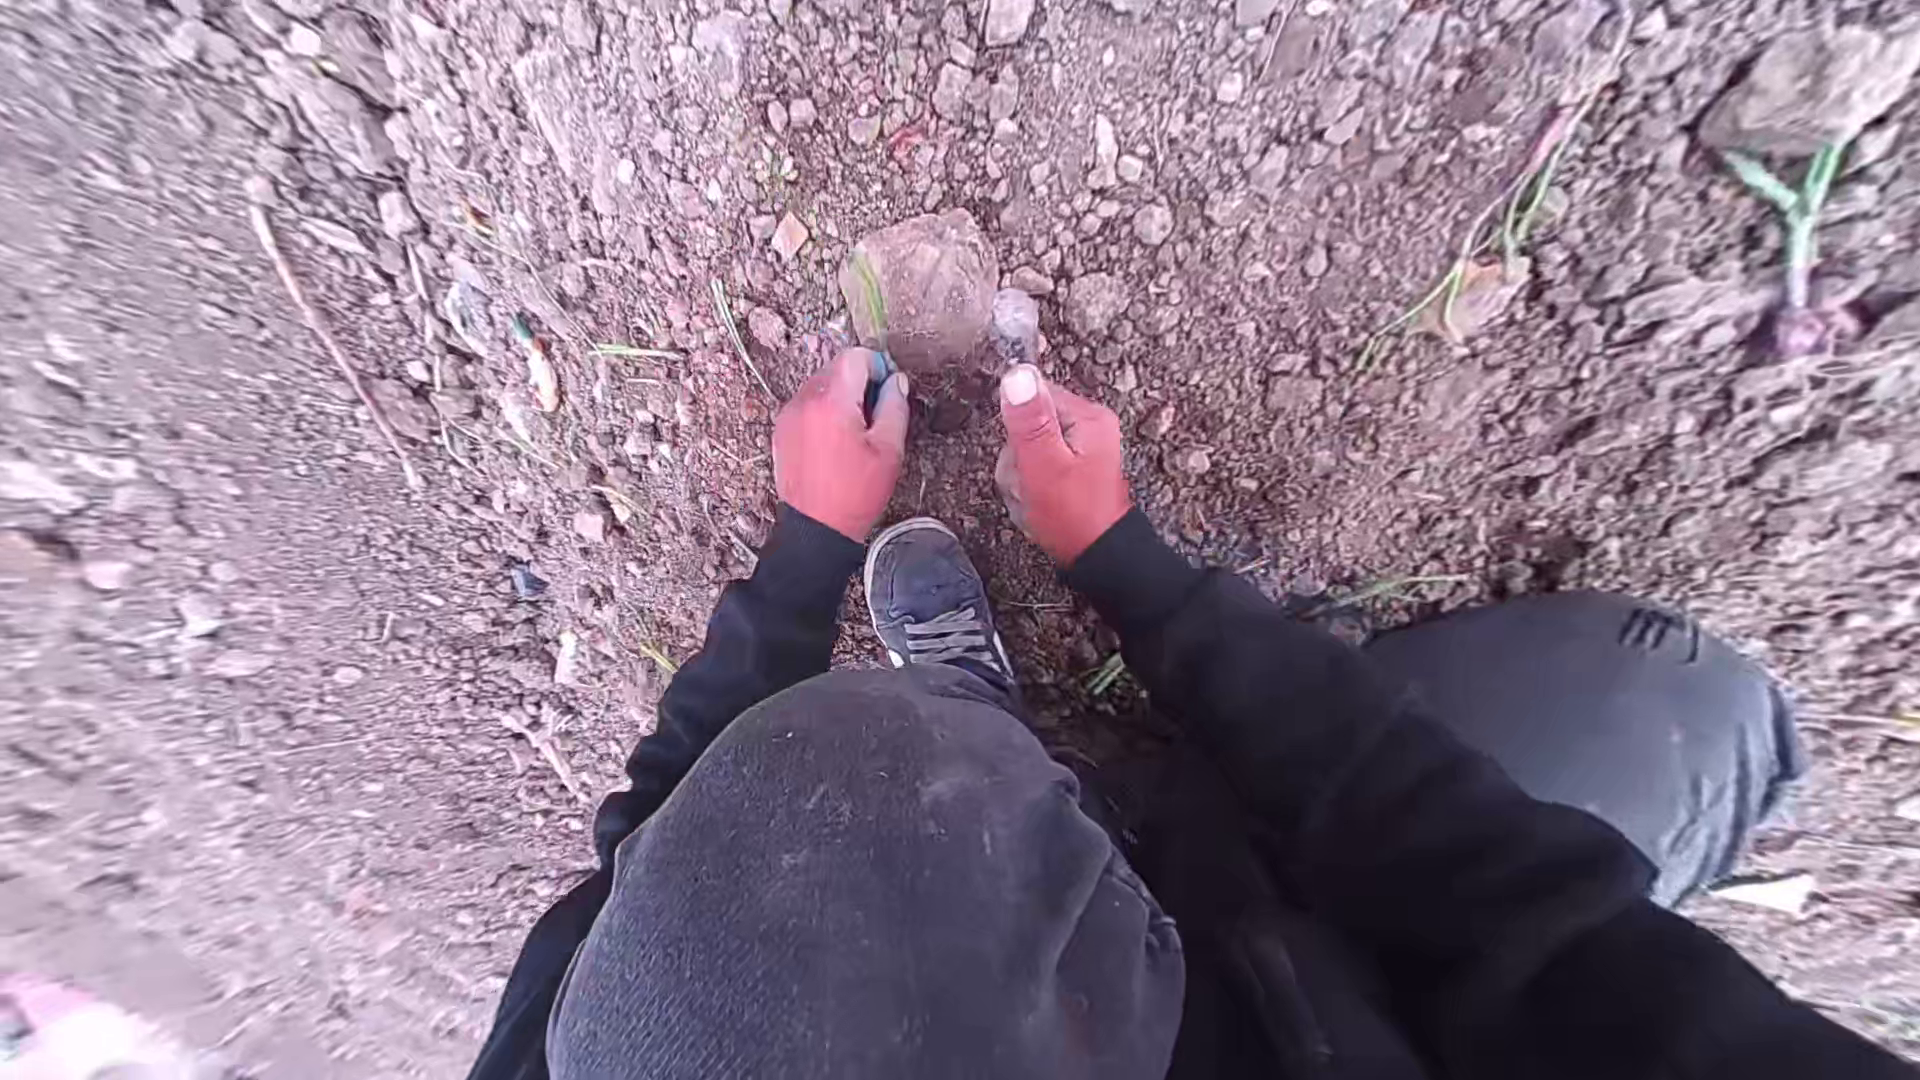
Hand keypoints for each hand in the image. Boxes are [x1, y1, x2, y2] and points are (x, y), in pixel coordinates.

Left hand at [773, 347, 909, 541]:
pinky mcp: (782, 430)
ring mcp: (789, 415)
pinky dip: (825, 413)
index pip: (855, 357)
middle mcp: (804, 401)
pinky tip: (837, 443)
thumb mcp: (888, 451)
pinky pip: (808, 406)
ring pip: (822, 386)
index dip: (878, 368)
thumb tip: (896, 382)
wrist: (816, 529)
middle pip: (837, 369)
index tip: (888, 390)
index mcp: (832, 402)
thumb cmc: (854, 495)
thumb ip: (895, 407)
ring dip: (842, 398)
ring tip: (856, 435)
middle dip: (860, 385)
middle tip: (876, 418)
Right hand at [994, 364, 1131, 565]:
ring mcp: (1080, 449)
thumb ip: (1029, 420)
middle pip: (1028, 425)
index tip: (1024, 456)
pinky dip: (1031, 488)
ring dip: (1021, 478)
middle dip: (1018, 459)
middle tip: (1031, 484)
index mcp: (1087, 417)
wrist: (1097, 558)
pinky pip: (1036, 468)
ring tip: (1035, 498)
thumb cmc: (1073, 516)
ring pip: (1026, 450)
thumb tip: (1016, 374)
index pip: (1032, 397)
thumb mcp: (1044, 464)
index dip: (1016, 430)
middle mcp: (1087, 427)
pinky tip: (1039, 504)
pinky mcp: (1073, 469)